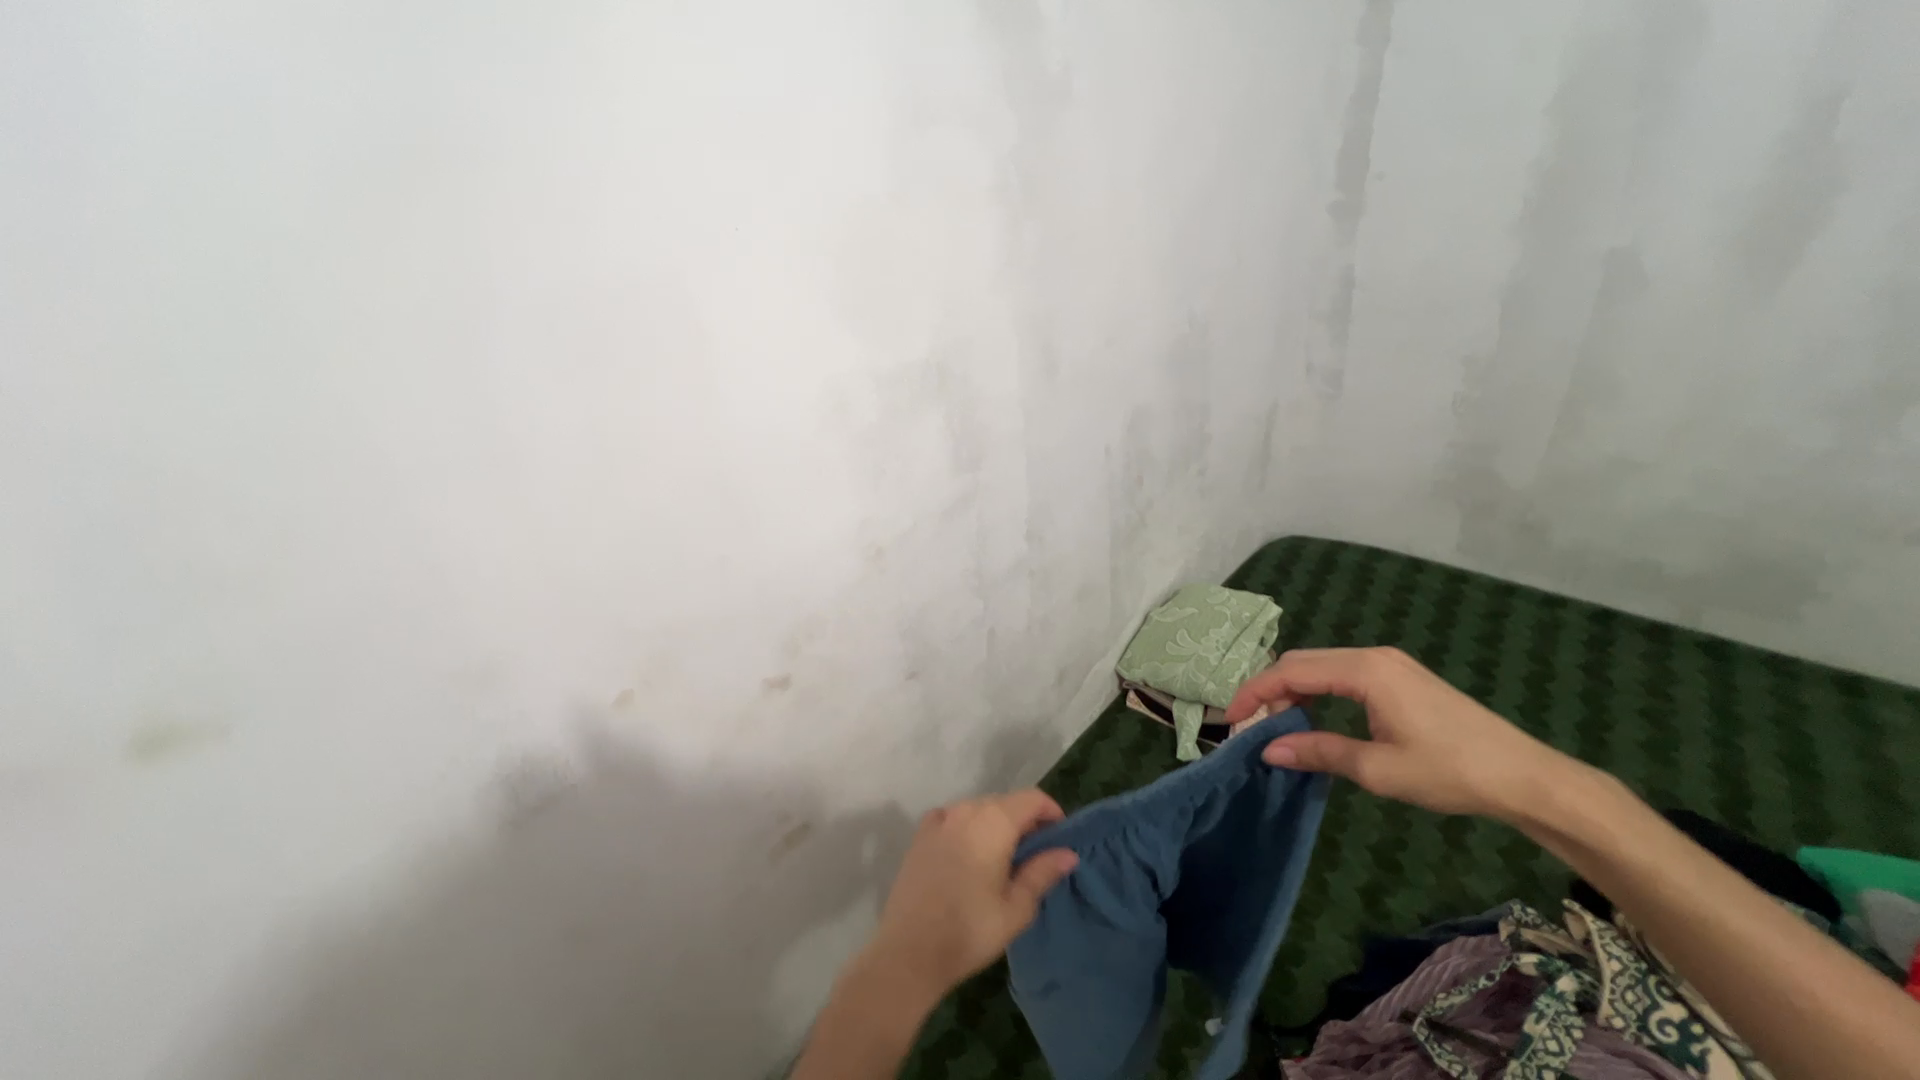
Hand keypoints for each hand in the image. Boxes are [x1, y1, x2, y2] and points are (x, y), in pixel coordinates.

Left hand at [865, 791, 1078, 1001]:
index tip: (1060, 839)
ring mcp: (938, 821)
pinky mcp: (919, 836)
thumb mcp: (1017, 907)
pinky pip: (952, 819)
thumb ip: (1043, 873)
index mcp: (993, 822)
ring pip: (978, 809)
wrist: (909, 951)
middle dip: (1025, 821)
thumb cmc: (970, 930)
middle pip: (1005, 802)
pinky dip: (968, 828)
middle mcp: (965, 810)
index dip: (1052, 812)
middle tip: (1037, 856)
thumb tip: (1068, 853)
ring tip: (1004, 860)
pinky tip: (969, 853)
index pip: (1032, 798)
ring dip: (996, 825)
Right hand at [1224, 646, 1573, 818]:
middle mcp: (1373, 657)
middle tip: (1250, 727)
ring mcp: (1390, 665)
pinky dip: (1318, 692)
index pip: (1291, 671)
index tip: (1229, 720)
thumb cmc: (1450, 771)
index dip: (1254, 692)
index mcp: (1365, 671)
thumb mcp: (1378, 769)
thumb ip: (1319, 752)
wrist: (1524, 776)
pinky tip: (1315, 719)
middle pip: (1303, 661)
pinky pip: (1343, 674)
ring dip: (1293, 691)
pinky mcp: (1401, 678)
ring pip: (1322, 666)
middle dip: (1269, 690)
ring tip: (1277, 727)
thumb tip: (1267, 749)